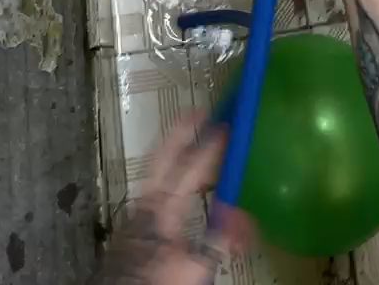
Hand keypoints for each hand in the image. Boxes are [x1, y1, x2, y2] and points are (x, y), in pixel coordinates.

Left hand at [91, 116, 242, 284]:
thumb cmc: (159, 280)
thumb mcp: (196, 265)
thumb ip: (220, 237)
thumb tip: (243, 213)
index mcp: (163, 206)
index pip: (190, 167)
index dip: (209, 146)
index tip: (225, 128)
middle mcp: (147, 199)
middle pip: (163, 154)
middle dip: (180, 130)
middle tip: (198, 110)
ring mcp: (138, 207)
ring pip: (156, 165)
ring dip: (173, 146)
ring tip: (188, 130)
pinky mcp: (135, 219)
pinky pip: (154, 180)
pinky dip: (167, 166)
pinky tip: (176, 171)